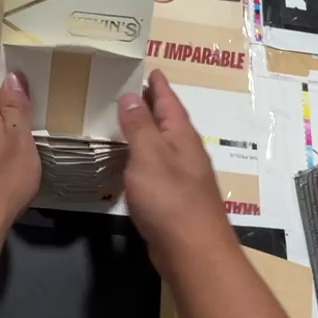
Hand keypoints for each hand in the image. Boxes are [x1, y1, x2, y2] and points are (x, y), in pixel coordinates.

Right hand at [118, 70, 238, 270]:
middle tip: (130, 88)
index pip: (168, 101)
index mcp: (181, 136)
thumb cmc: (170, 198)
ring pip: (162, 143)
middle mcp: (185, 151)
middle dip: (151, 104)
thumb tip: (130, 96)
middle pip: (168, 120)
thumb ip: (139, 125)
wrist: (192, 250)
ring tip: (125, 119)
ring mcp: (182, 175)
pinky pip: (156, 164)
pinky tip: (130, 161)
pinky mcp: (174, 196)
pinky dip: (143, 155)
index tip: (148, 68)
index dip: (157, 84)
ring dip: (146, 129)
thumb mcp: (149, 155)